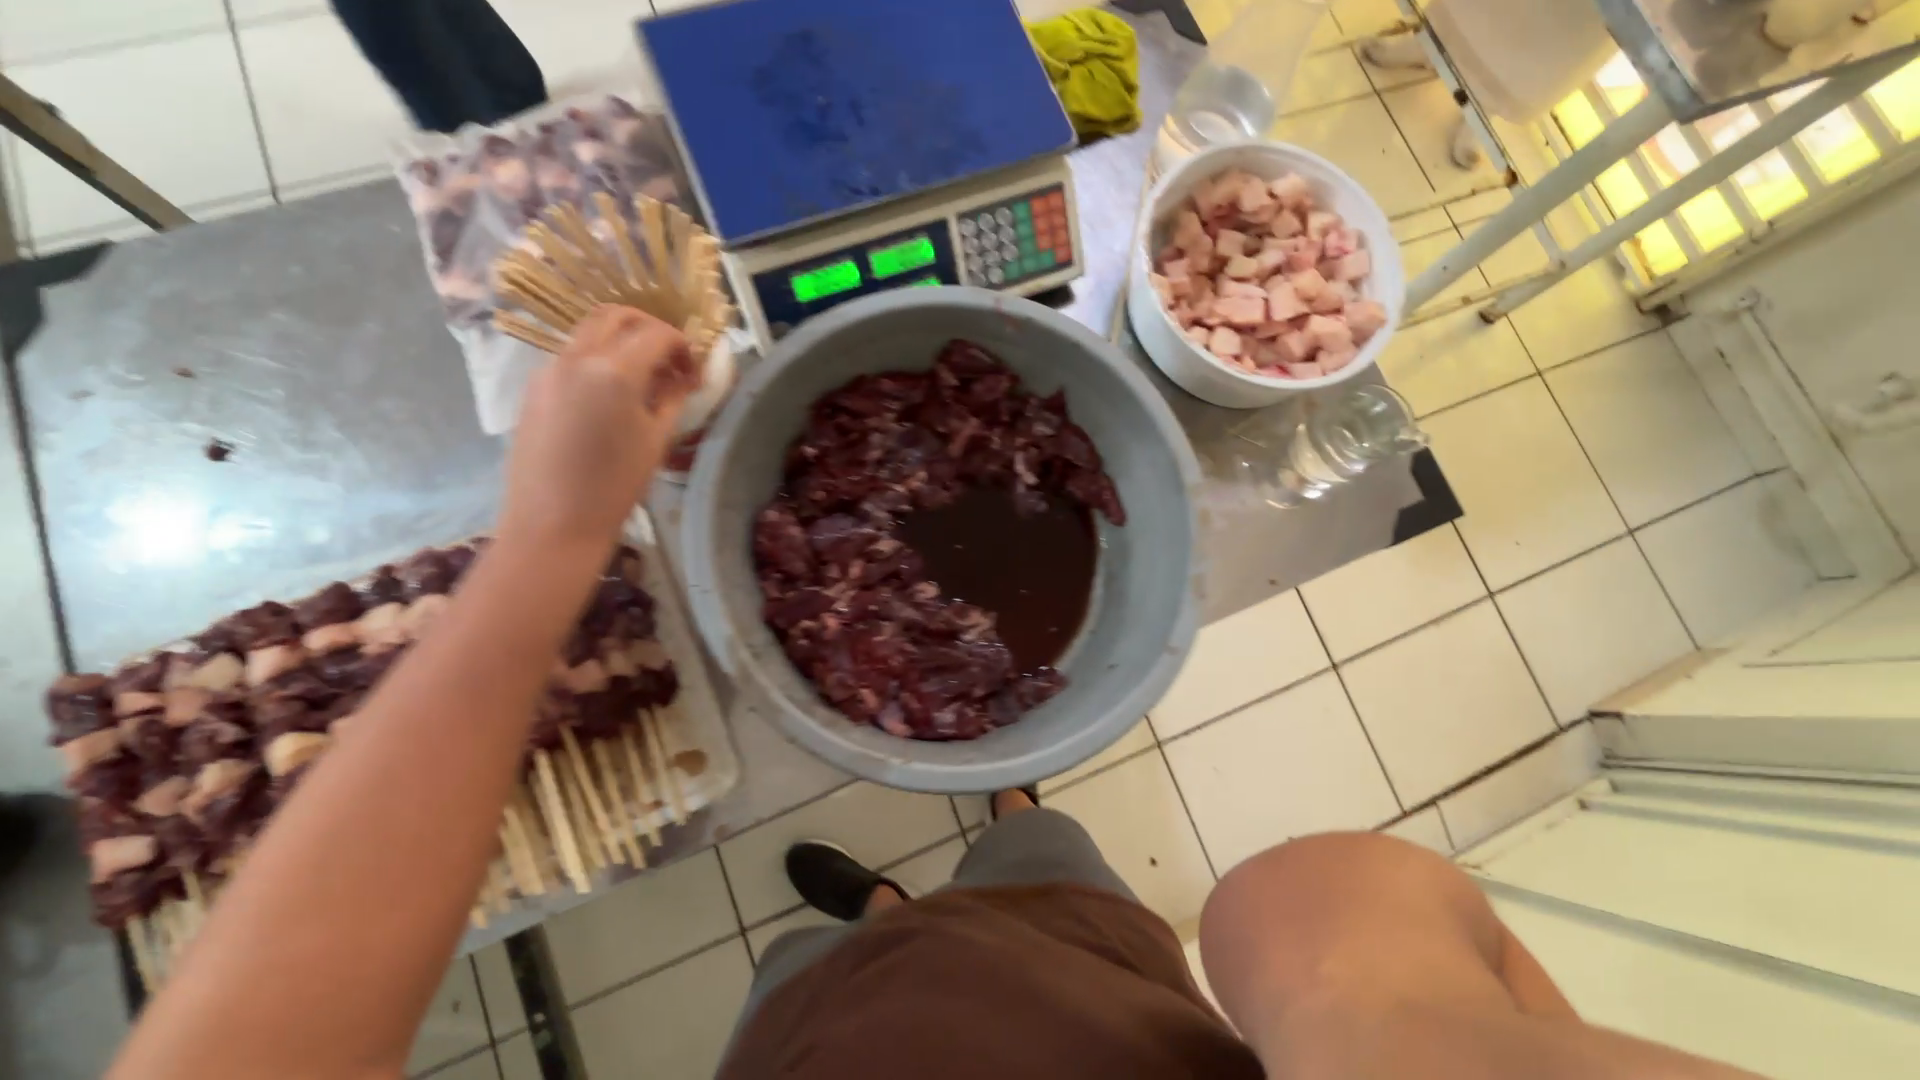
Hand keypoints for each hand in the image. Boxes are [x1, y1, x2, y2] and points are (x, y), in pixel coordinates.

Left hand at [500, 305, 696, 550]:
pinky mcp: (535, 387)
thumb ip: (672, 398)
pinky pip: (572, 355)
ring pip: (590, 331)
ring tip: (643, 377)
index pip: (657, 334)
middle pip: (617, 315)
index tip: (694, 372)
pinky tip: (612, 394)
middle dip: (650, 328)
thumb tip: (682, 377)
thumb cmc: (614, 488)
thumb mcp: (656, 441)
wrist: (552, 523)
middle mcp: (577, 358)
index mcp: (614, 371)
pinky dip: (598, 358)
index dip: (683, 346)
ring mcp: (549, 369)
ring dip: (622, 340)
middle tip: (670, 359)